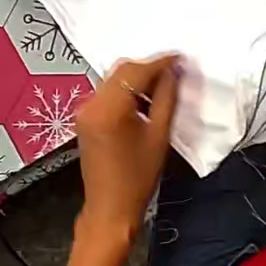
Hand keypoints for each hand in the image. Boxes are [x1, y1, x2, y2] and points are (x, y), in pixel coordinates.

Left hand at [74, 55, 178, 239]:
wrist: (110, 207)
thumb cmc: (138, 177)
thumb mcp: (159, 135)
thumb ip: (166, 98)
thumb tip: (173, 71)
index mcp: (109, 108)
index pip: (136, 71)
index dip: (160, 62)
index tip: (181, 58)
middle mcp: (91, 103)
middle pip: (121, 71)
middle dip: (148, 69)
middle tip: (174, 73)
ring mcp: (84, 110)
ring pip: (114, 80)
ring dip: (137, 80)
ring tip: (162, 89)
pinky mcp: (84, 118)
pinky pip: (107, 94)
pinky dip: (125, 92)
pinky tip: (143, 103)